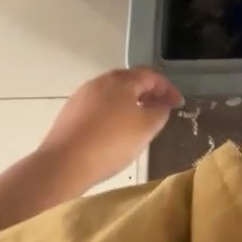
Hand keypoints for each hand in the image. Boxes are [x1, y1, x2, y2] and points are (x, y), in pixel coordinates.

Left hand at [38, 67, 181, 187]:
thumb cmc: (110, 143)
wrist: (62, 165)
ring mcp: (82, 96)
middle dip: (147, 94)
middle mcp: (100, 81)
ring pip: (112, 95)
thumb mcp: (146, 128)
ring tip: (137, 124)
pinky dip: (111, 114)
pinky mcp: (69, 112)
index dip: (168, 89)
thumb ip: (160, 111)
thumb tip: (161, 103)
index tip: (178, 104)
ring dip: (128, 104)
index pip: (151, 76)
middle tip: (159, 111)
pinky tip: (112, 133)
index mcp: (121, 80)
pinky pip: (98, 107)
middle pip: (130, 82)